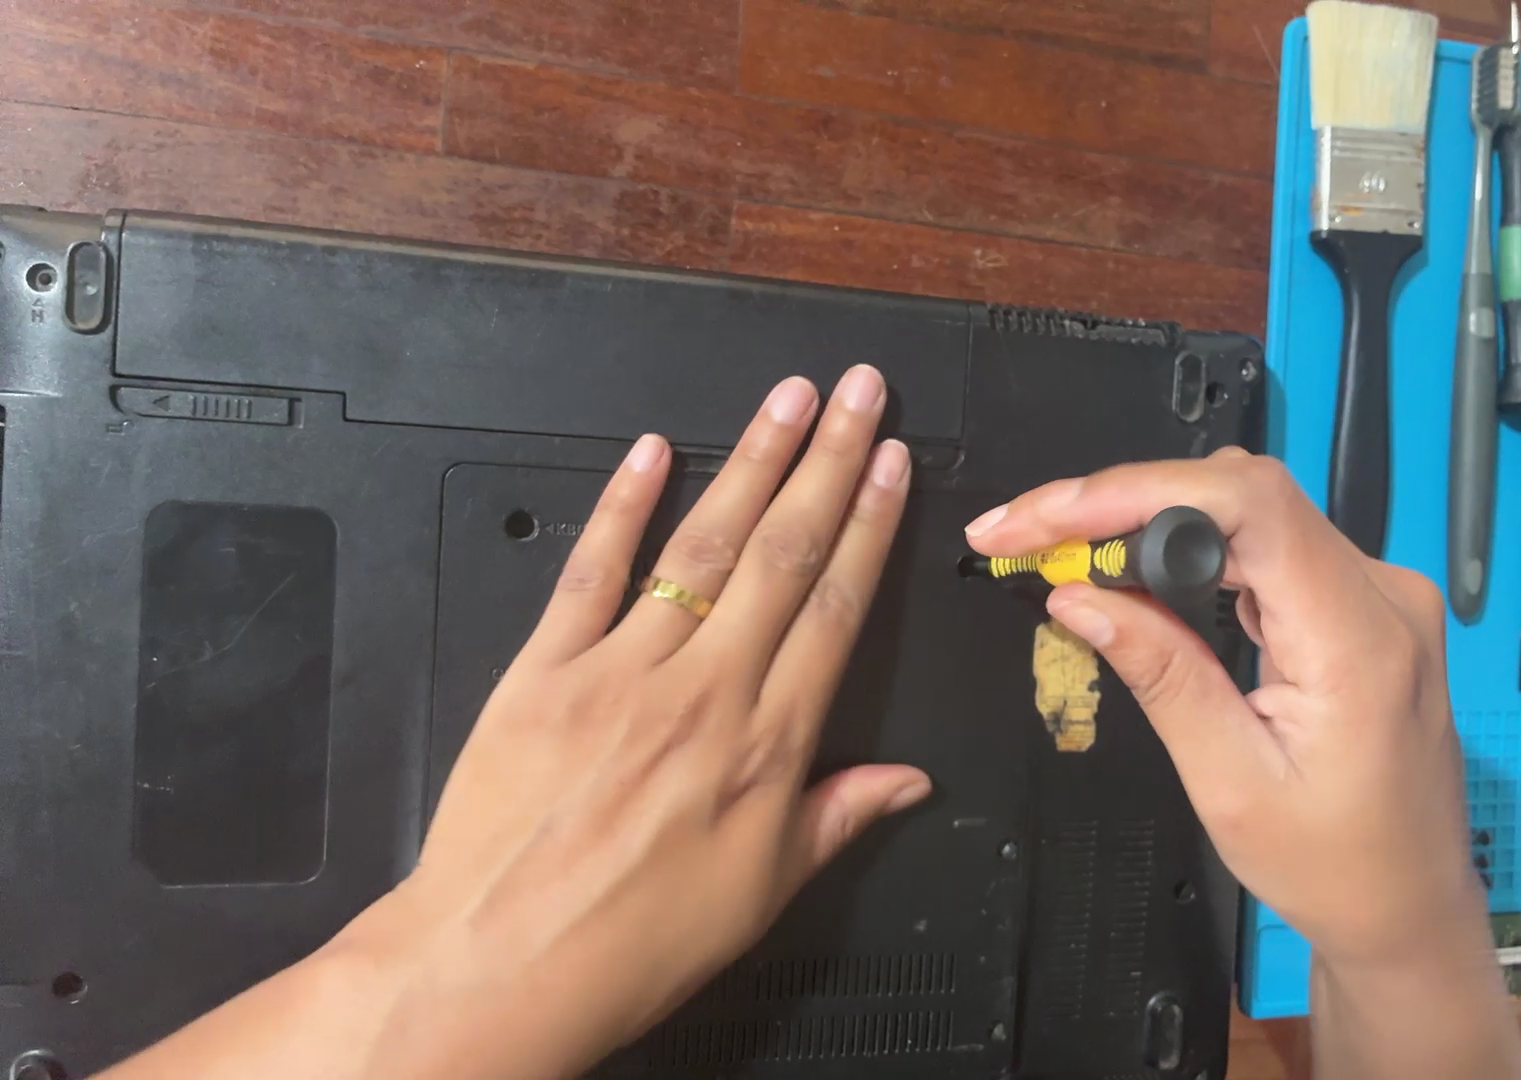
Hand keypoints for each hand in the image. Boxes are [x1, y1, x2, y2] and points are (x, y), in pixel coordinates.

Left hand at [339, 366, 929, 1078]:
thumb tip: (917, 780)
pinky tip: (653, 449)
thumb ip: (844, 815)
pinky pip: (591, 571)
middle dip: (829, 462)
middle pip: (783, 553)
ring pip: (704, 544)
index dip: (870, 525)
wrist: (488, 972)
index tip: (891, 464)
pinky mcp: (545, 667)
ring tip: (790, 398)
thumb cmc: (640, 939)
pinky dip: (622, 504)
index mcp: (768, 741)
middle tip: (860, 394)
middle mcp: (706, 687)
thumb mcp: (767, 890)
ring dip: (753, 462)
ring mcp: (623, 667)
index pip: (836, 606)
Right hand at [965, 448, 1484, 965]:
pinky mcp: (1345, 597)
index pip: (1247, 504)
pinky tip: (1123, 567)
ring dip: (1138, 519)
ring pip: (1238, 510)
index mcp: (1358, 636)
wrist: (1410, 905)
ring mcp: (1367, 587)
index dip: (1136, 492)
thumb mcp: (1229, 782)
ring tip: (1055, 546)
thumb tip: (1075, 596)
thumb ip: (1159, 674)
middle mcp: (1376, 588)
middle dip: (1115, 503)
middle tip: (1022, 533)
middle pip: (1235, 494)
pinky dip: (1175, 545)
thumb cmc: (1331, 866)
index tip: (1047, 520)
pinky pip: (1252, 543)